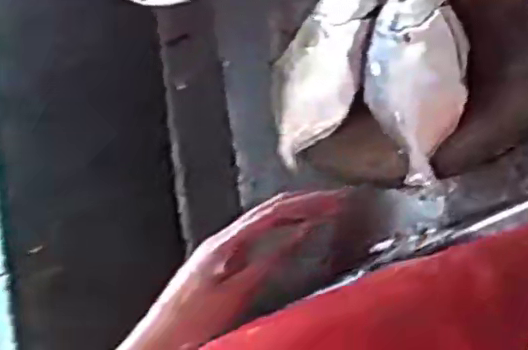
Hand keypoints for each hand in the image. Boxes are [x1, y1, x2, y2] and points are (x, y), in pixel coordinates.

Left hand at [120, 191, 348, 349]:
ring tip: (323, 212)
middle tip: (336, 201)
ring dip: (295, 212)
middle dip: (306, 201)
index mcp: (225, 241)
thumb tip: (307, 229)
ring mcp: (217, 251)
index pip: (277, 208)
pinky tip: (294, 234)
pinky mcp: (217, 264)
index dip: (310, 201)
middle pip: (270, 209)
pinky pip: (257, 234)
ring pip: (264, 219)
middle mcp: (221, 240)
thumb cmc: (190, 327)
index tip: (337, 199)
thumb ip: (274, 257)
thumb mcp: (239, 292)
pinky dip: (282, 227)